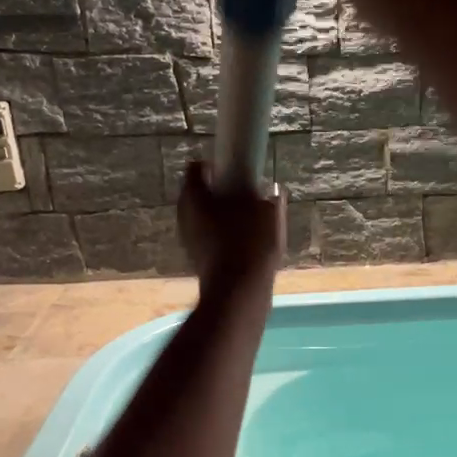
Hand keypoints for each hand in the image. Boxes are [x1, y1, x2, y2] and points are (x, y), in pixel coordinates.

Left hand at [177, 161, 284, 290]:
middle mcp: (185, 214)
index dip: (217, 165)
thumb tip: (272, 191)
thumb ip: (268, 198)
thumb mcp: (269, 213)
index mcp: (195, 196)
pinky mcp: (196, 259)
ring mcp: (188, 239)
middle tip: (245, 196)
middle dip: (220, 192)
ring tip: (249, 222)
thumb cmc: (251, 244)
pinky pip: (209, 238)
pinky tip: (245, 244)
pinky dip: (222, 236)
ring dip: (221, 216)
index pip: (196, 168)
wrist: (238, 292)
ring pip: (203, 217)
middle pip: (199, 194)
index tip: (236, 170)